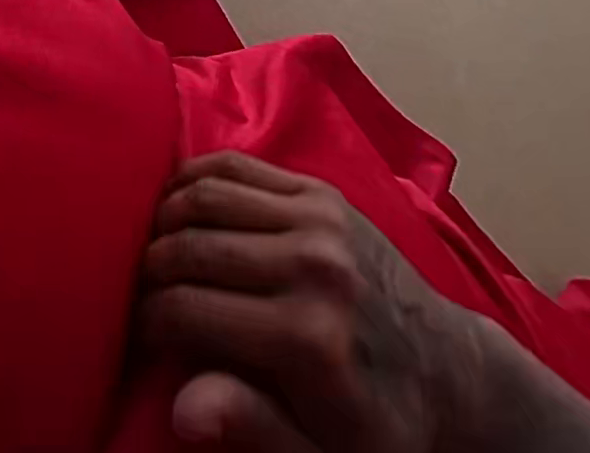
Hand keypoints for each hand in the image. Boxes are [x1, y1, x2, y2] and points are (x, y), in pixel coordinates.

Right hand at [140, 151, 450, 452]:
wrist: (453, 368)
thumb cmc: (377, 422)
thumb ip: (253, 425)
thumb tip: (181, 407)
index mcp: (307, 338)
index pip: (186, 310)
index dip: (145, 321)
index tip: (136, 332)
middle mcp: (310, 264)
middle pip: (190, 245)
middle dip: (148, 266)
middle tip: (138, 285)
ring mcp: (316, 217)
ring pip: (204, 194)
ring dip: (164, 215)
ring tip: (156, 242)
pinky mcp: (319, 190)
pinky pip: (234, 164)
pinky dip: (194, 176)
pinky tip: (179, 199)